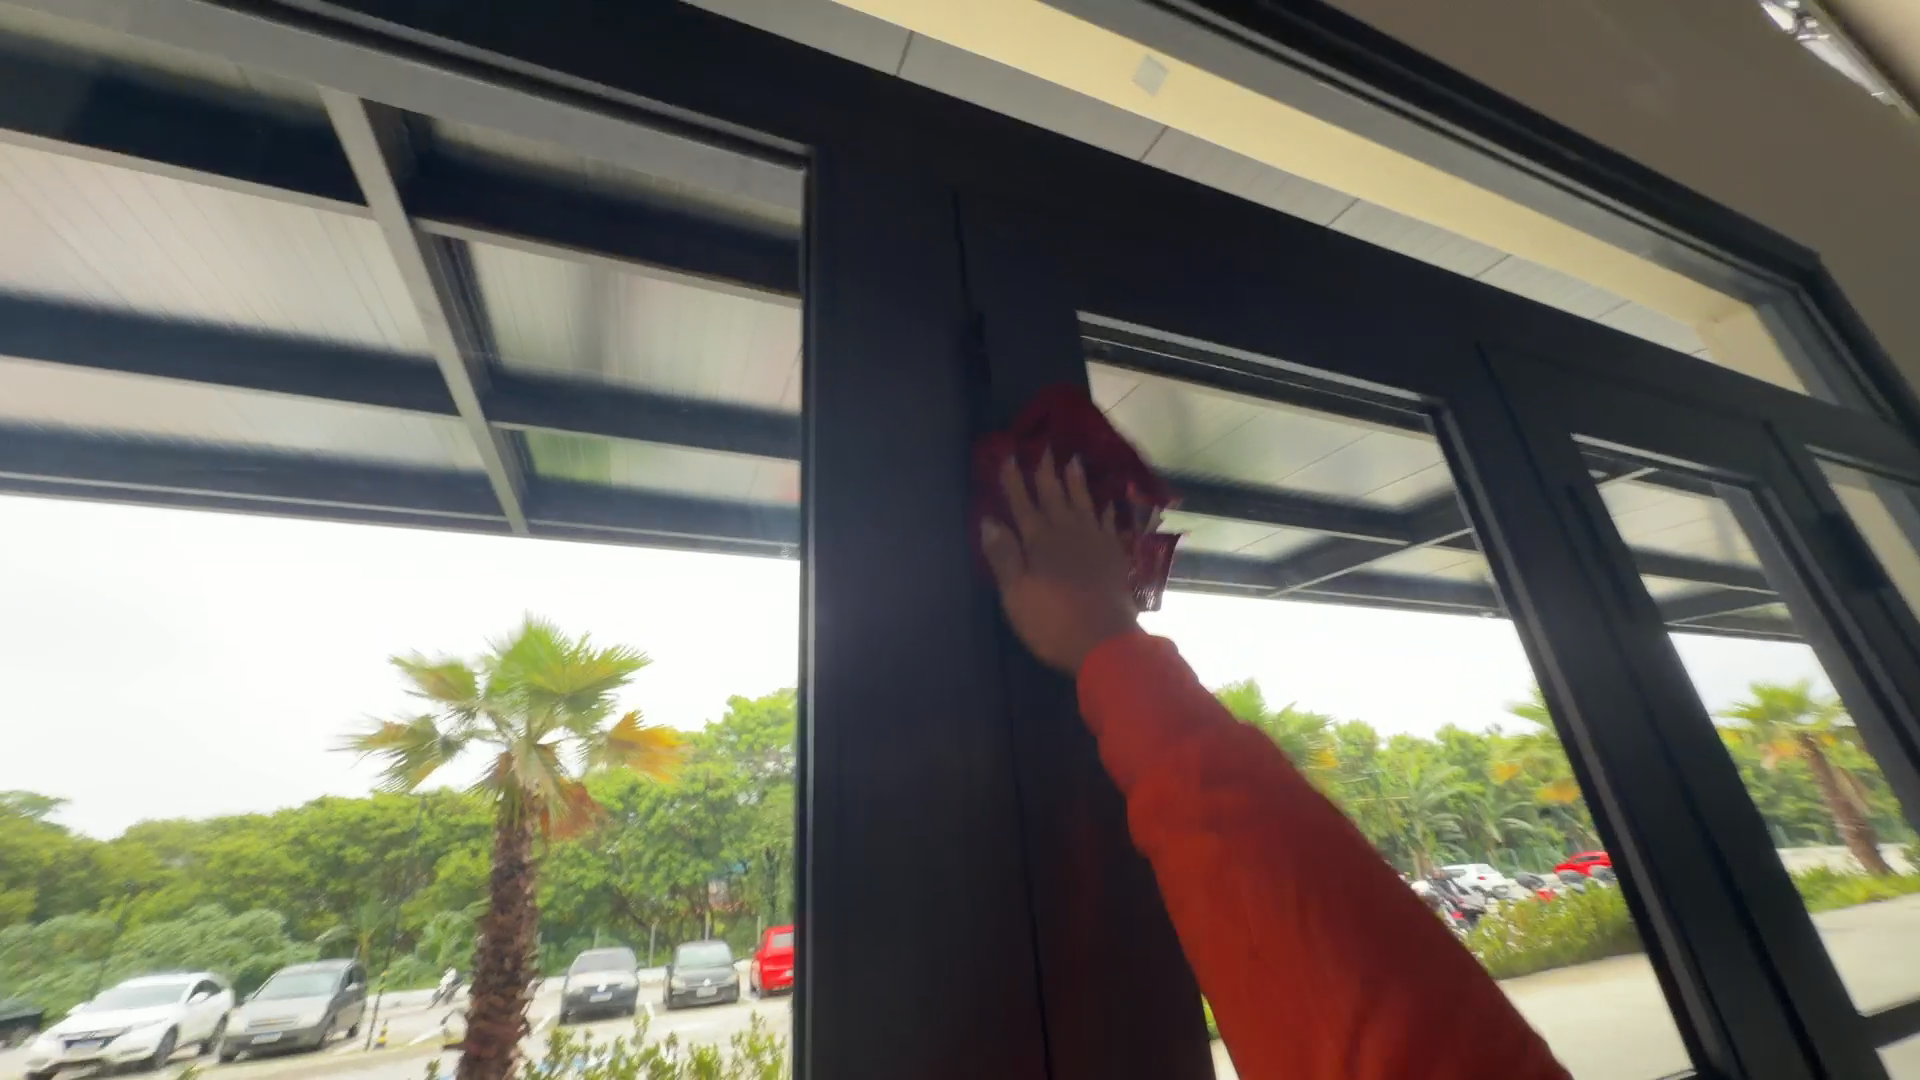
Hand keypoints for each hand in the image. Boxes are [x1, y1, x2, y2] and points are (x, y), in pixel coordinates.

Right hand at [980, 450, 1144, 672]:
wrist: (1106, 643)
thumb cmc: (1052, 622)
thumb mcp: (1016, 594)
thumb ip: (1004, 556)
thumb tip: (989, 521)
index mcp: (1039, 543)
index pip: (1022, 505)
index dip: (1014, 481)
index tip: (1008, 455)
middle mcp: (1067, 535)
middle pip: (1054, 497)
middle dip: (1046, 473)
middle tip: (1044, 446)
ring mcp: (1094, 544)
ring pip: (1083, 504)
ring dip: (1076, 483)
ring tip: (1073, 461)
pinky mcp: (1113, 558)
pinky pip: (1107, 525)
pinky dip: (1104, 511)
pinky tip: (1104, 503)